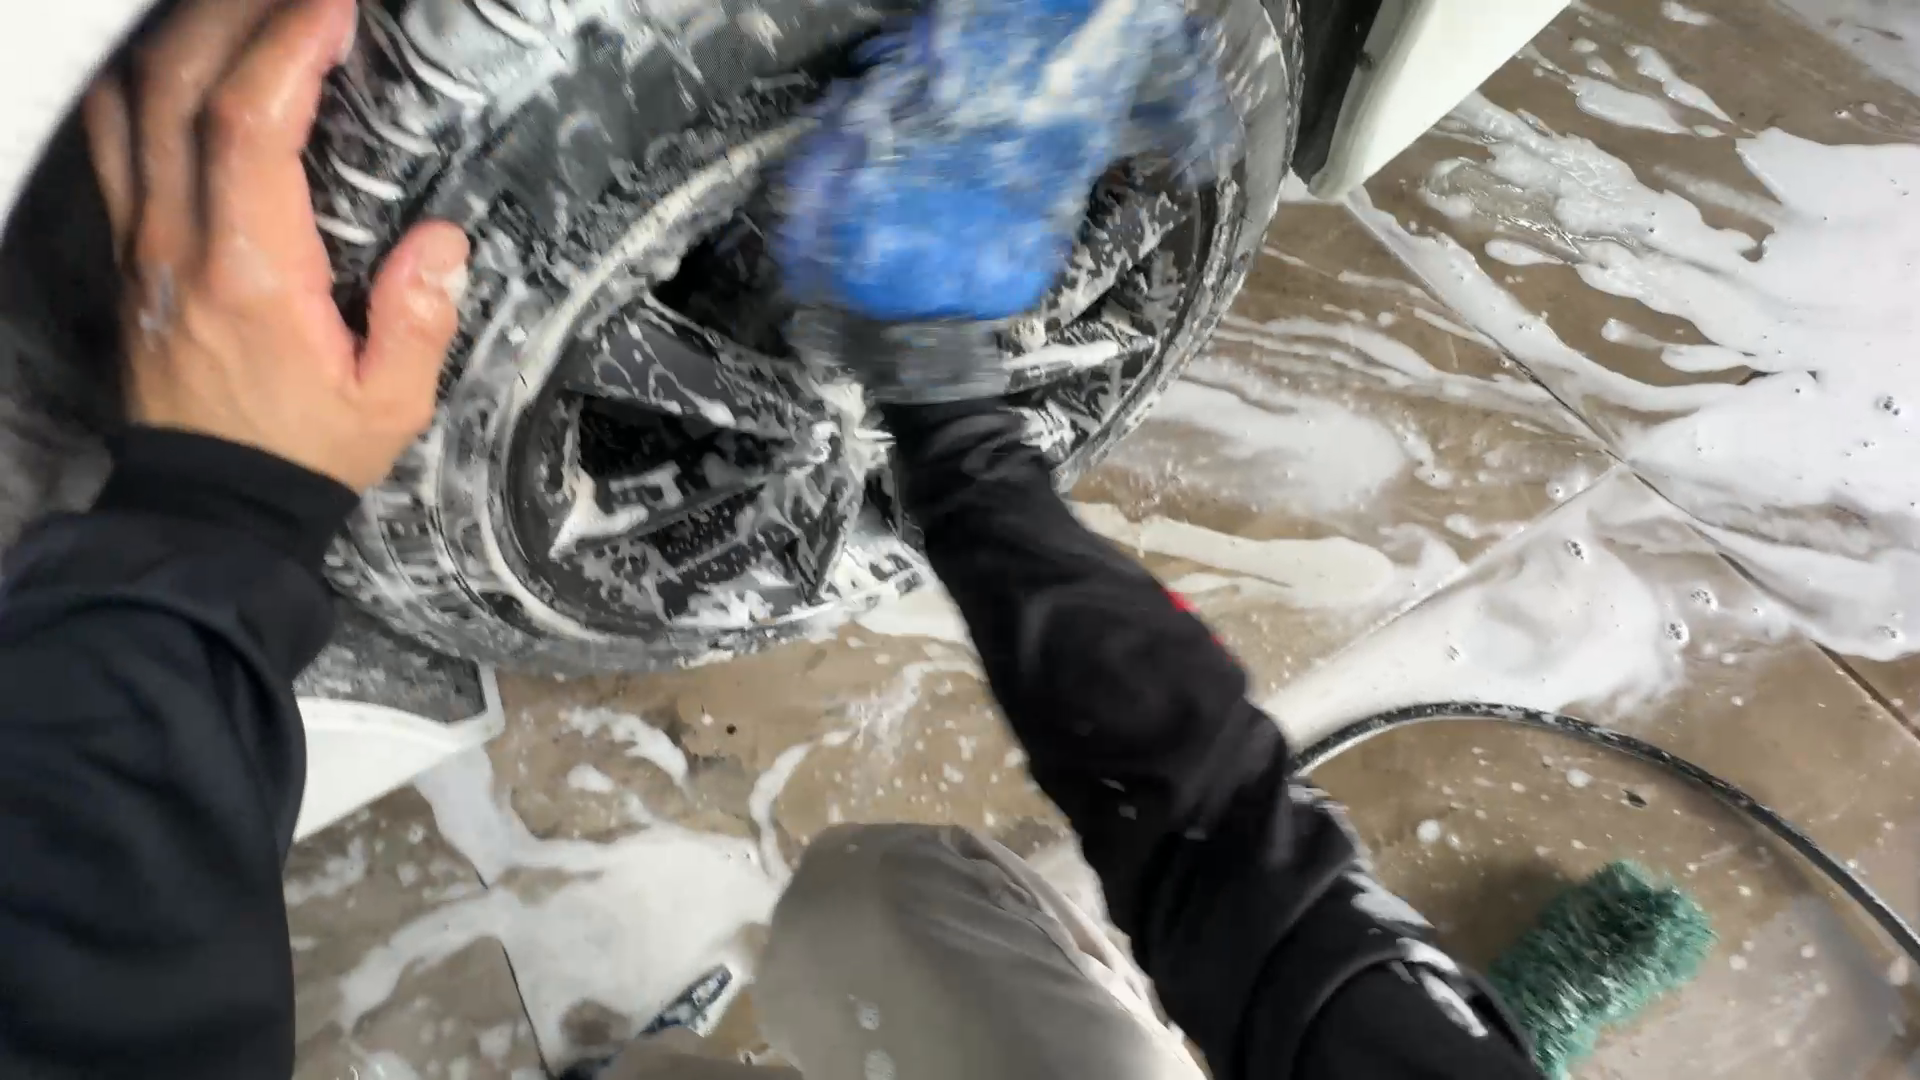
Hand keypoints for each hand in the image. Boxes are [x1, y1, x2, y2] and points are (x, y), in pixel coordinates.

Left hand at [83, 0, 469, 492]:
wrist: (220, 493)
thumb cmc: (312, 447)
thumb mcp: (393, 402)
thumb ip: (418, 319)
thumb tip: (444, 243)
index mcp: (252, 272)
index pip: (249, 129)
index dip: (287, 53)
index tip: (333, 11)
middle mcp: (178, 237)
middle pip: (176, 87)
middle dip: (236, 19)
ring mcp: (140, 237)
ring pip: (129, 99)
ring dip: (185, 38)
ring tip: (245, 12)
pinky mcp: (132, 248)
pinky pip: (117, 137)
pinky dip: (146, 80)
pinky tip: (185, 65)